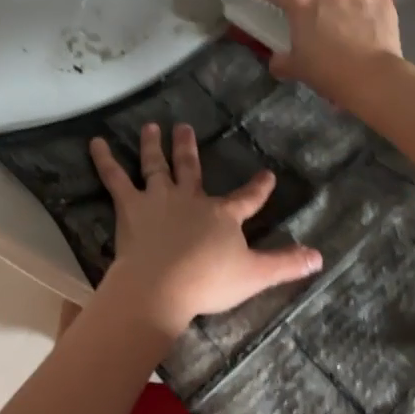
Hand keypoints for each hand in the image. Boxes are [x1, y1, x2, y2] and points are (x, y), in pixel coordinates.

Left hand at [89, 124, 322, 335]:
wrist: (161, 286)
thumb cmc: (208, 282)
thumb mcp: (254, 275)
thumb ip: (285, 264)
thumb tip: (320, 257)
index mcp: (222, 215)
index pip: (247, 199)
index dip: (258, 187)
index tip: (267, 175)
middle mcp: (191, 198)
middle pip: (191, 169)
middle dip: (190, 148)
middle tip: (186, 127)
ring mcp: (159, 198)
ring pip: (156, 165)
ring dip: (154, 145)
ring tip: (152, 127)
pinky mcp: (130, 206)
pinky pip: (115, 178)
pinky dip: (104, 160)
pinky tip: (94, 142)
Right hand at [238, 0, 404, 103]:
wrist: (374, 78)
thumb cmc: (328, 72)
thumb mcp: (296, 68)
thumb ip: (281, 60)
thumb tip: (278, 59)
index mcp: (302, 2)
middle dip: (317, 6)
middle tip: (322, 31)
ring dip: (343, 7)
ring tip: (351, 34)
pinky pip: (369, 2)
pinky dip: (366, 13)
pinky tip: (370, 33)